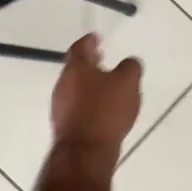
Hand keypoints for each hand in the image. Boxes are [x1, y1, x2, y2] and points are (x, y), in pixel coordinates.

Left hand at [50, 34, 143, 166]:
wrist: (84, 153)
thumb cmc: (106, 111)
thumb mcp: (128, 82)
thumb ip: (131, 67)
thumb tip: (129, 63)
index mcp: (77, 69)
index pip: (79, 48)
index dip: (89, 41)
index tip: (96, 37)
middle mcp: (63, 85)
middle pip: (75, 68)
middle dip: (89, 62)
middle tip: (102, 57)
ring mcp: (60, 107)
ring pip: (75, 88)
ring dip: (89, 83)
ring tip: (107, 84)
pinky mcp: (65, 126)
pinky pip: (77, 106)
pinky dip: (88, 101)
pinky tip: (103, 108)